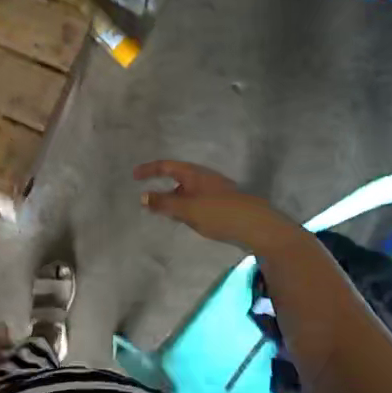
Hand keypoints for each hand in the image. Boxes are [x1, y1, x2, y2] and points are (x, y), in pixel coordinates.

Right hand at [134, 160, 306, 254]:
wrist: (256, 226)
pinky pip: (195, 202)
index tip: (134, 175)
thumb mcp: (187, 209)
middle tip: (147, 197)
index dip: (149, 169)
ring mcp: (214, 191)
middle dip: (161, 185)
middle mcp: (203, 179)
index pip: (167, 166)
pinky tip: (184, 220)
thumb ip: (164, 203)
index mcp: (194, 174)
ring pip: (187, 191)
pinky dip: (184, 207)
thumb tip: (143, 196)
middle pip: (177, 177)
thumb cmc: (219, 212)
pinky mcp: (221, 205)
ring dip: (173, 198)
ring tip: (162, 212)